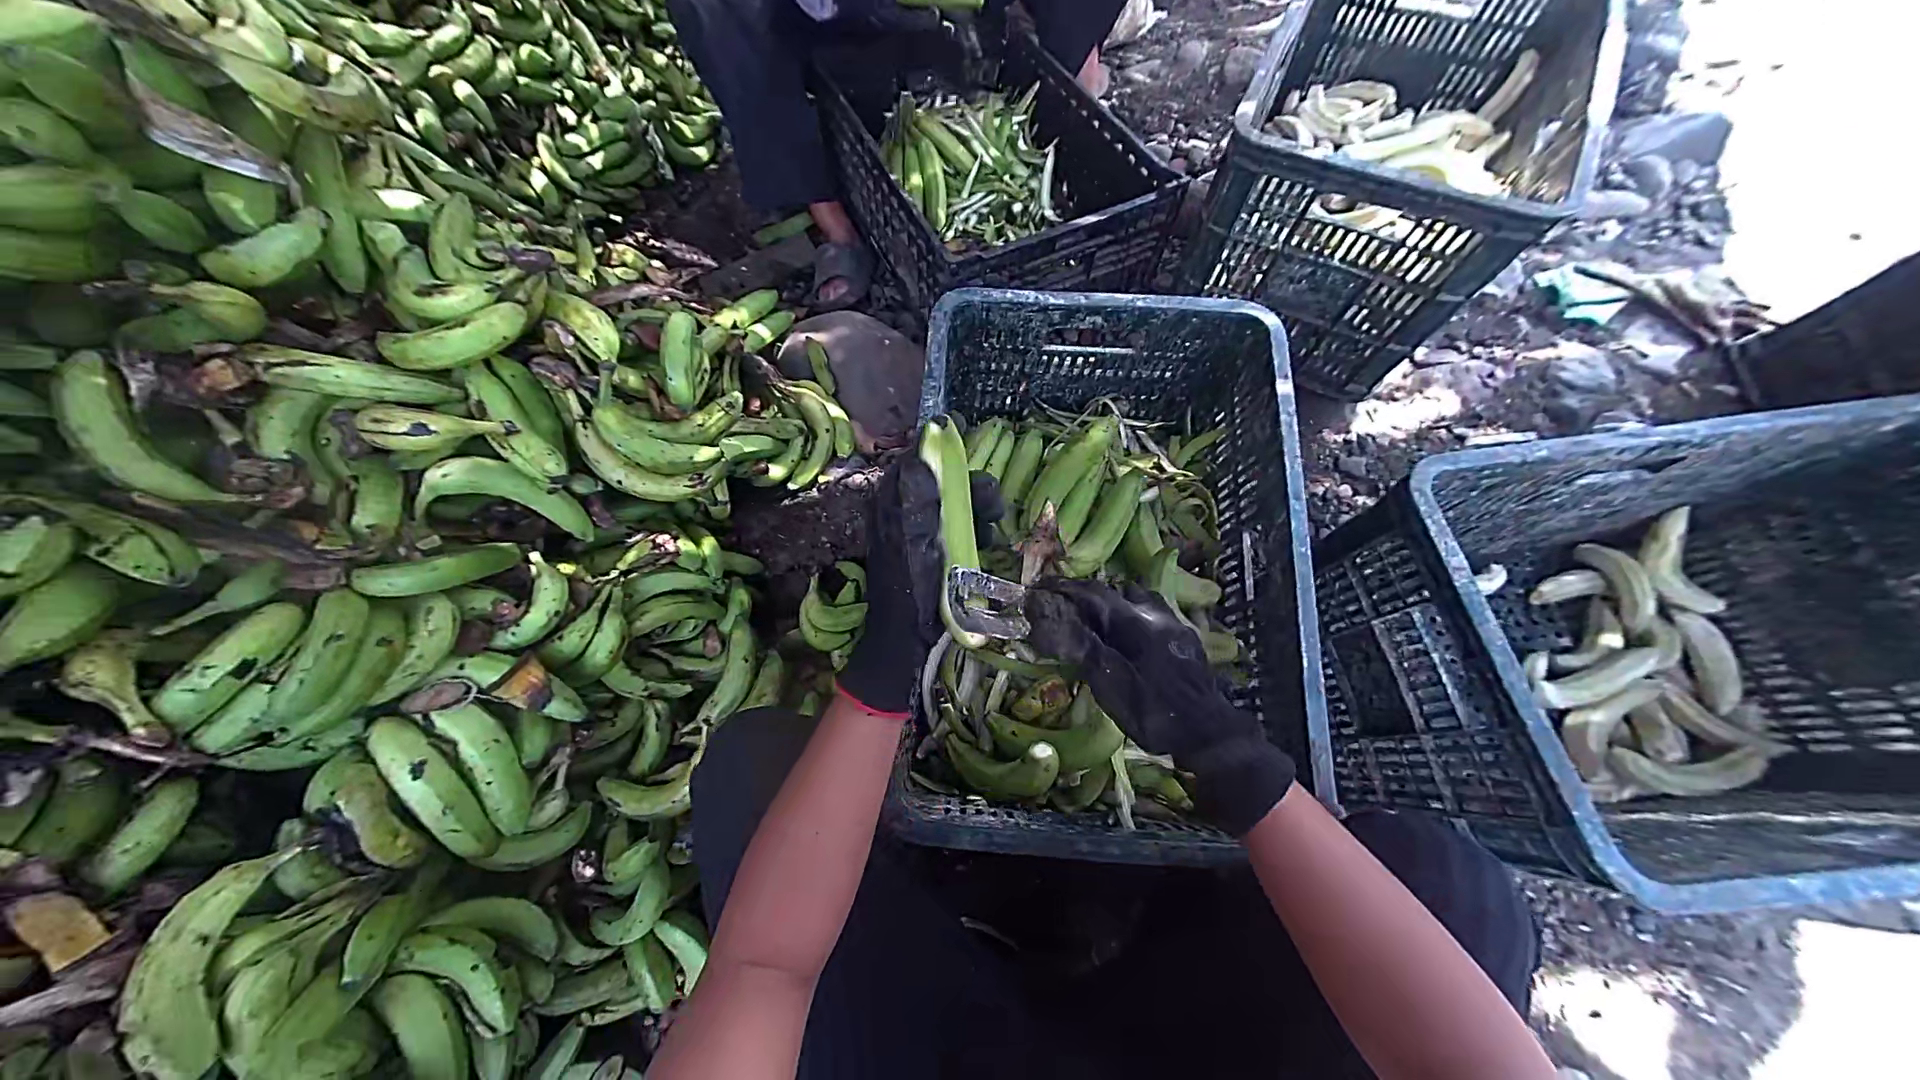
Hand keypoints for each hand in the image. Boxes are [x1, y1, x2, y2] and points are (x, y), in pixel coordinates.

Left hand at [835, 457, 1000, 716]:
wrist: (910, 636)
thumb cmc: (911, 587)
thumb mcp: (914, 536)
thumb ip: (919, 492)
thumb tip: (924, 445)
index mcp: (894, 500)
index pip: (918, 457)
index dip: (944, 450)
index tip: (970, 457)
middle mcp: (905, 508)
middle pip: (946, 478)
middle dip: (973, 489)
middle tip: (993, 508)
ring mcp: (922, 528)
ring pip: (959, 502)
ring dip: (980, 513)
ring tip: (988, 535)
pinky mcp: (936, 547)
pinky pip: (962, 526)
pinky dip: (976, 532)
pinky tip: (983, 547)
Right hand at [1024, 579, 1294, 834]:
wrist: (1209, 734)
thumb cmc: (1154, 710)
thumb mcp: (1110, 682)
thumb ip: (1080, 646)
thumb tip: (1045, 619)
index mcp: (1135, 619)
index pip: (1092, 593)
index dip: (1062, 590)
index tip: (1037, 589)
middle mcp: (1155, 613)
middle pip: (1113, 592)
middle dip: (1084, 595)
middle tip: (1059, 602)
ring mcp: (1173, 624)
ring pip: (1135, 600)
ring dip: (1109, 603)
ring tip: (1090, 615)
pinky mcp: (1183, 640)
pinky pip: (1150, 614)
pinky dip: (1128, 615)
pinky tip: (1125, 633)